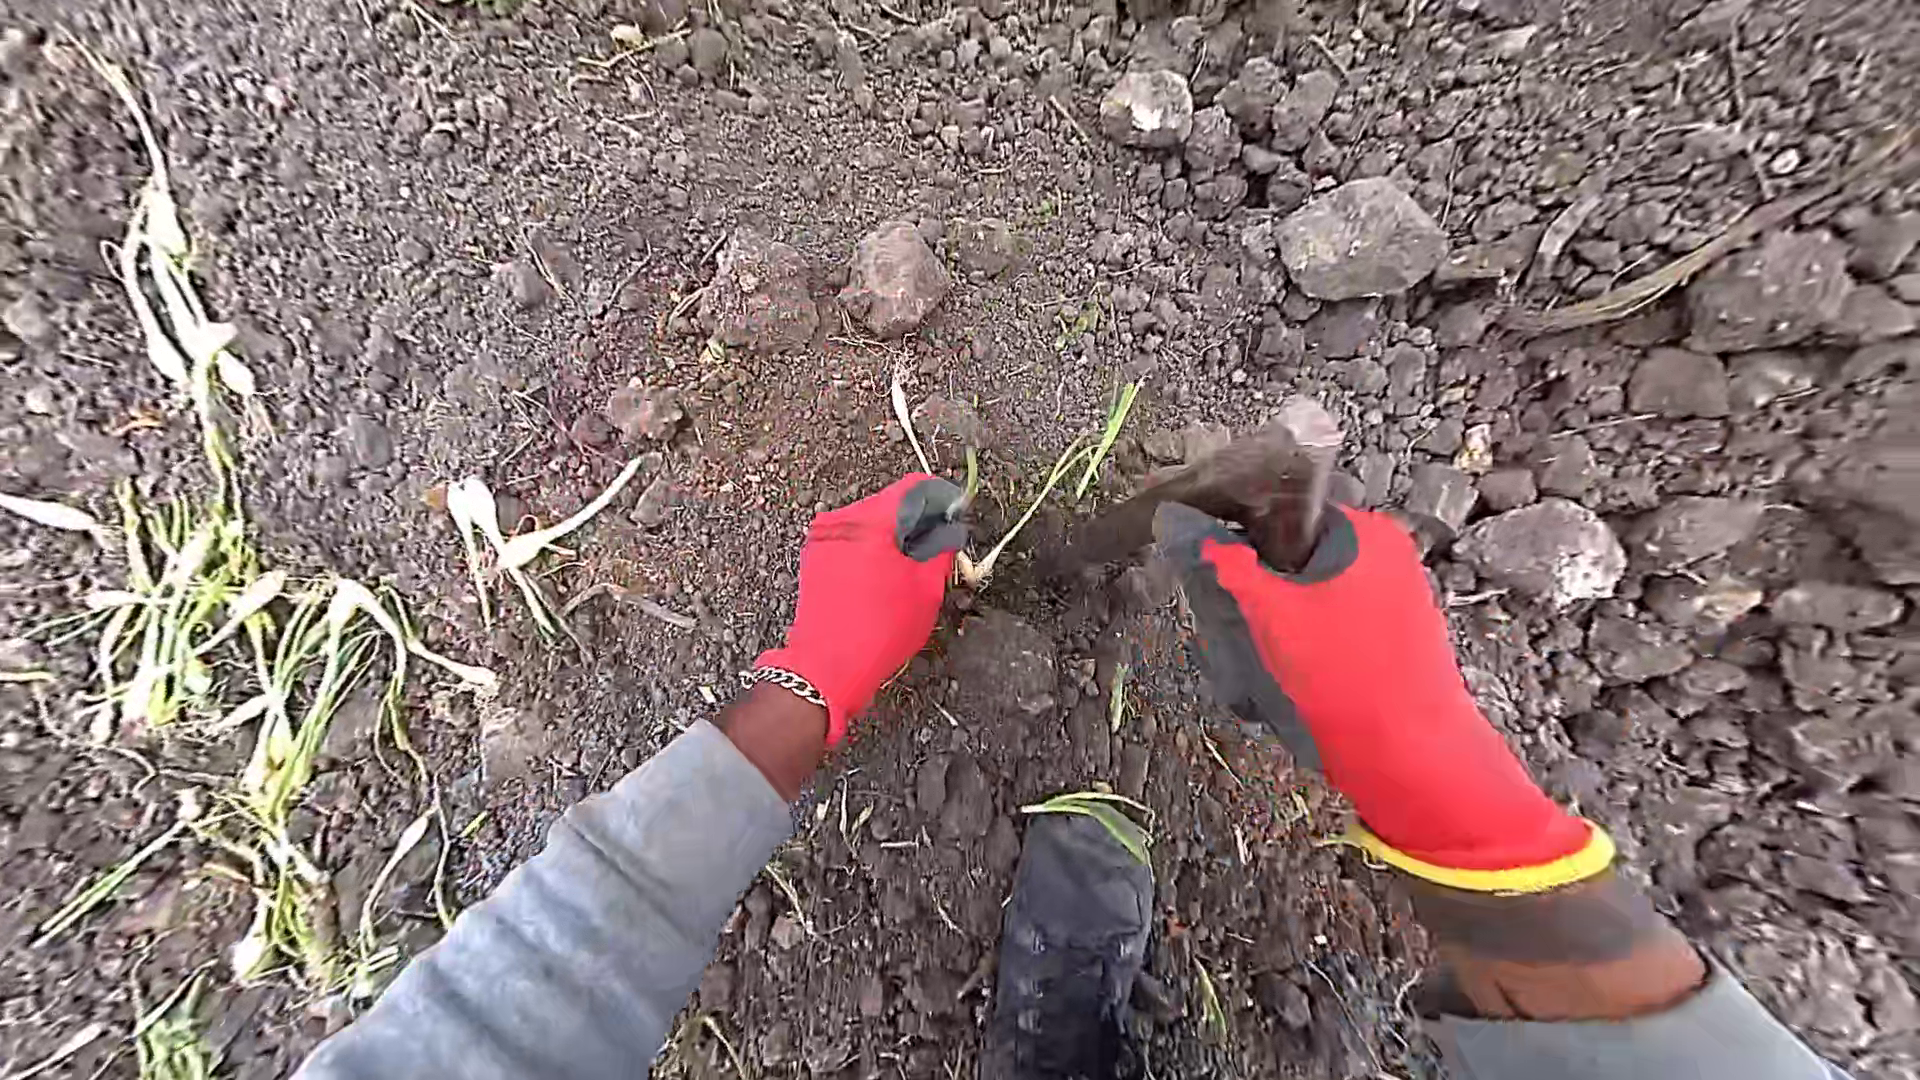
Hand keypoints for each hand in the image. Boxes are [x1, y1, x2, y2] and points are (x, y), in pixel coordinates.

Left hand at [756, 474, 965, 743]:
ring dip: (894, 536)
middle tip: (938, 548)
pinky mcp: (815, 557)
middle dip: (918, 520)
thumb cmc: (879, 631)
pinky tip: (885, 577)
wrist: (826, 668)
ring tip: (912, 569)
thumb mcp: (926, 589)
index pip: (914, 487)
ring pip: (871, 522)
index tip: (954, 515)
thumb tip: (949, 530)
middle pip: (891, 503)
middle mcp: (842, 520)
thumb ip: (941, 549)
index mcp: (872, 521)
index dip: (941, 499)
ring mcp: (823, 538)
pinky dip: (873, 548)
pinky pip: (852, 539)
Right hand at [1156, 502, 1607, 891]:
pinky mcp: (1392, 626)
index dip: (1248, 532)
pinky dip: (1307, 622)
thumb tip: (1204, 538)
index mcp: (1367, 534)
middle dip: (1267, 573)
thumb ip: (1234, 569)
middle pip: (1301, 548)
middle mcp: (1388, 553)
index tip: (1220, 556)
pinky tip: (1294, 650)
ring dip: (1284, 601)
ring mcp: (1394, 590)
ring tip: (1266, 632)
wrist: (1405, 750)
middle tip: (1241, 602)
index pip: (1291, 512)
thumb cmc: (1343, 672)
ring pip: (1314, 581)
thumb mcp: (1273, 614)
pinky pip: (1333, 608)